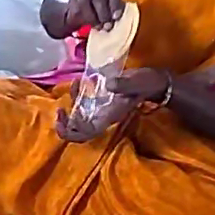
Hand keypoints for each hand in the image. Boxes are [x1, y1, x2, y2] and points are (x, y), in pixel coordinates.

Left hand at [53, 68, 167, 142]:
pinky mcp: (102, 103)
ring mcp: (102, 112)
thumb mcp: (138, 81)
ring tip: (69, 92)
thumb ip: (125, 84)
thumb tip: (109, 84)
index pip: (88, 132)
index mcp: (109, 116)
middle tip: (59, 111)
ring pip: (80, 121)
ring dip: (70, 112)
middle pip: (80, 133)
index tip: (64, 113)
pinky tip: (77, 84)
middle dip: (65, 126)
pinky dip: (76, 100)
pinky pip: (84, 109)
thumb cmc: (147, 83)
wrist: (155, 83)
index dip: (73, 130)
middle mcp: (103, 117)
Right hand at [63, 0, 124, 36]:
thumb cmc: (109, 3)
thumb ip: (119, 5)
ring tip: (100, 26)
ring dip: (93, 16)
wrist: (90, 6)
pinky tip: (92, 25)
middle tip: (108, 25)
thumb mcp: (117, 1)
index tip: (116, 17)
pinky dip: (86, 18)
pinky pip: (77, 7)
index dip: (114, 1)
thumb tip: (122, 18)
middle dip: (103, 10)